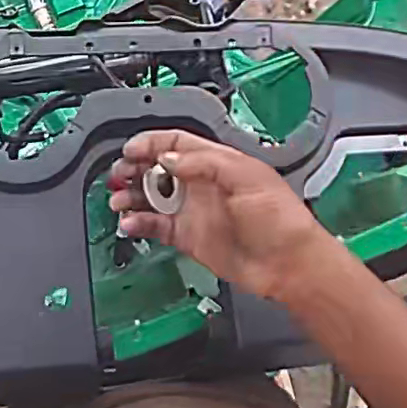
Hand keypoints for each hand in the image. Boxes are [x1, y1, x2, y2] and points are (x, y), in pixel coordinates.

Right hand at [107, 130, 346, 302]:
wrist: (289, 264)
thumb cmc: (280, 218)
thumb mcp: (247, 177)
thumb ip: (205, 163)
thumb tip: (168, 158)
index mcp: (216, 163)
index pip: (176, 144)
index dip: (151, 143)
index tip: (131, 149)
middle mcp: (200, 184)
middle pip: (156, 169)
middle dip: (133, 169)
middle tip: (119, 174)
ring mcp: (191, 211)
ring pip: (150, 198)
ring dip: (130, 197)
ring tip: (117, 201)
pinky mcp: (186, 237)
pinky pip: (154, 227)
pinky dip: (138, 224)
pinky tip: (130, 224)